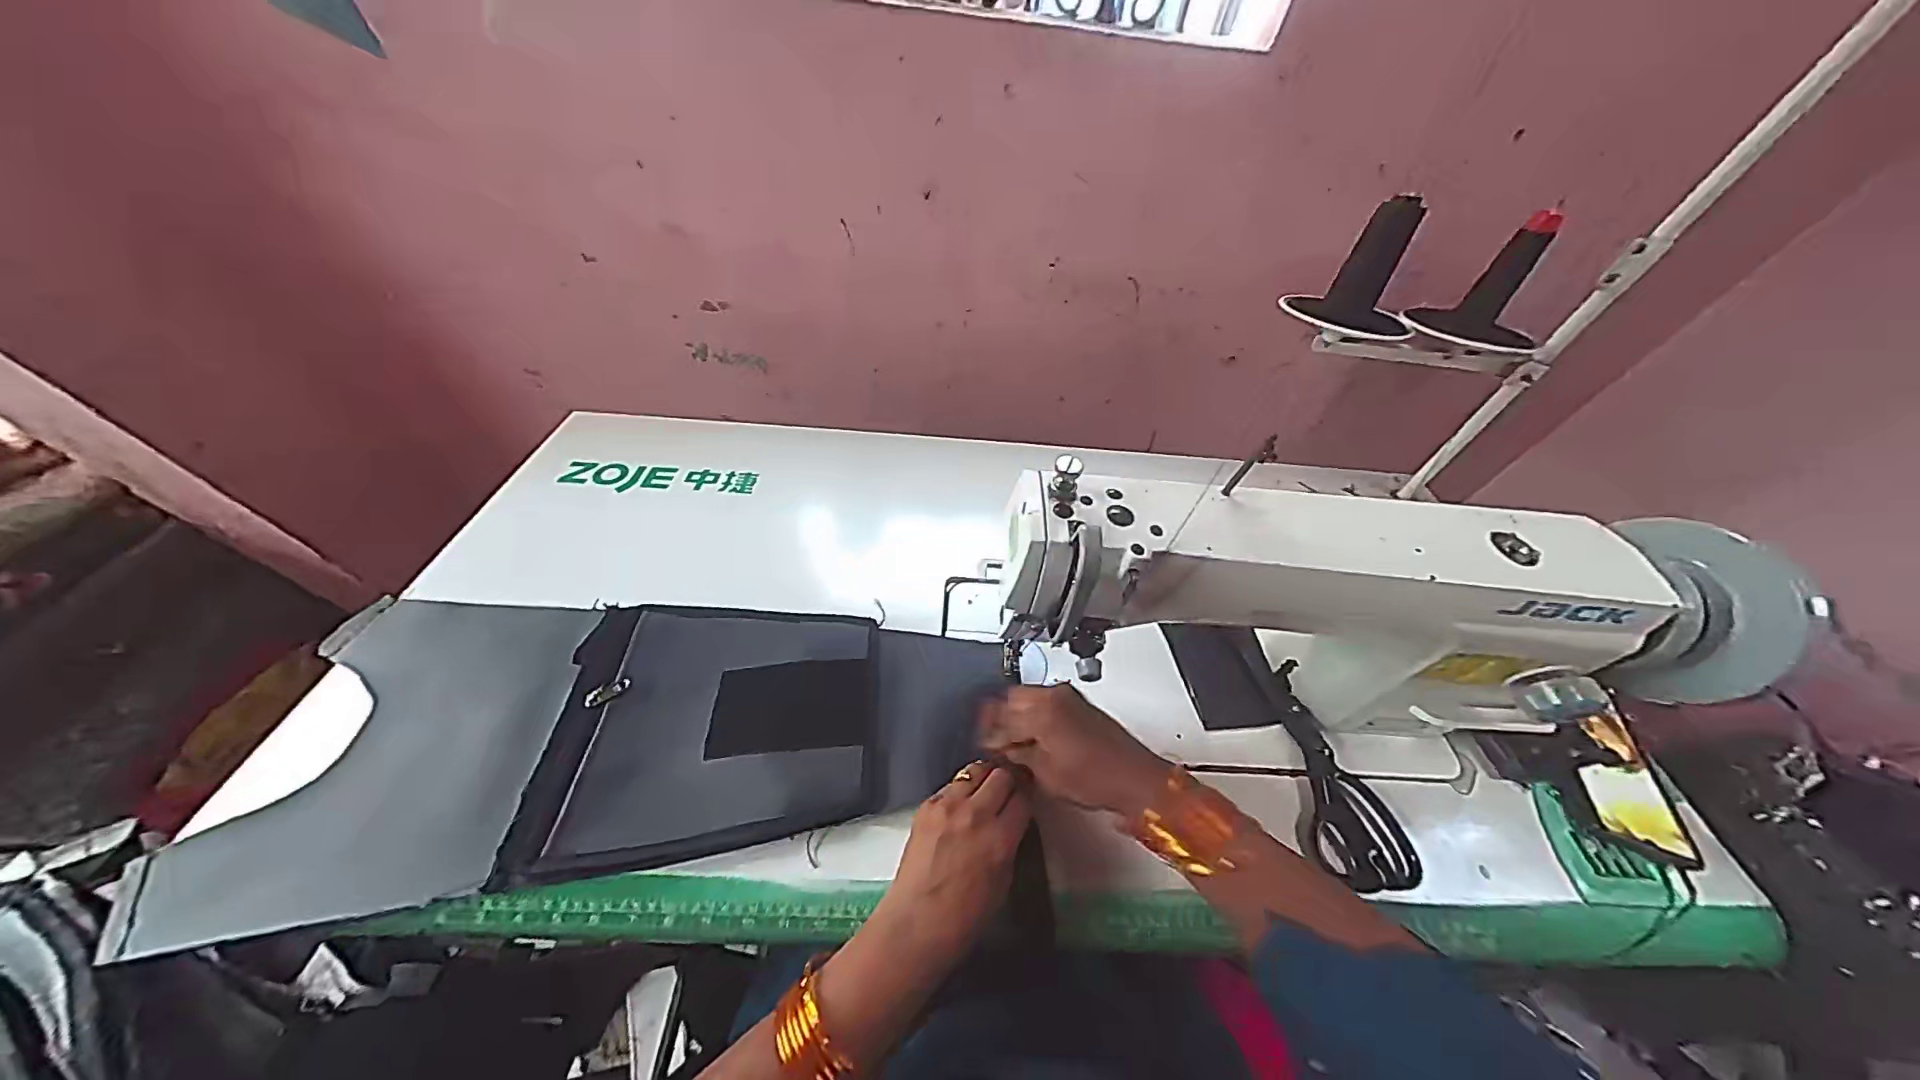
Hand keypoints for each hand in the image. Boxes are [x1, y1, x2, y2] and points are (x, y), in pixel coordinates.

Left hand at [866, 760, 1031, 960]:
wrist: (916, 923)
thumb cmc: (965, 918)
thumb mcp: (1003, 882)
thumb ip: (1009, 845)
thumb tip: (1010, 825)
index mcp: (1000, 838)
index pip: (1023, 797)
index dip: (1028, 794)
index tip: (1028, 795)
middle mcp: (975, 815)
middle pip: (1002, 775)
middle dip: (1009, 779)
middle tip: (1010, 786)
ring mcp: (947, 807)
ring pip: (975, 771)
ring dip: (985, 777)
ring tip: (986, 788)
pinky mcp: (926, 807)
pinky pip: (950, 786)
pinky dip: (960, 790)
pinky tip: (959, 804)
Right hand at [979, 684, 1170, 816]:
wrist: (1136, 780)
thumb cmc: (1100, 778)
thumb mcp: (1044, 773)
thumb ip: (1017, 755)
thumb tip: (1005, 749)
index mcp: (1042, 709)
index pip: (1000, 715)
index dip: (988, 732)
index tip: (984, 742)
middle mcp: (1055, 696)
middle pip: (1012, 698)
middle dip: (1000, 718)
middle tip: (994, 738)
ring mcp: (1070, 698)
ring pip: (1029, 698)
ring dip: (1018, 714)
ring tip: (1015, 741)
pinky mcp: (1080, 705)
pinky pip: (1047, 702)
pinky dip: (1036, 715)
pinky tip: (1036, 737)